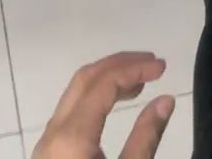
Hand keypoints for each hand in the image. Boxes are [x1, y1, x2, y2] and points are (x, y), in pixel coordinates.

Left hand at [31, 53, 174, 158]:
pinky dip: (97, 96)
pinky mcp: (47, 156)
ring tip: (141, 82)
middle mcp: (53, 133)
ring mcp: (46, 145)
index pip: (105, 81)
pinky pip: (71, 110)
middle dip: (121, 63)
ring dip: (109, 78)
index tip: (165, 67)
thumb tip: (166, 99)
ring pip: (75, 92)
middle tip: (154, 64)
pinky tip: (116, 105)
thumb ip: (145, 138)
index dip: (136, 66)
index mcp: (72, 137)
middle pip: (86, 78)